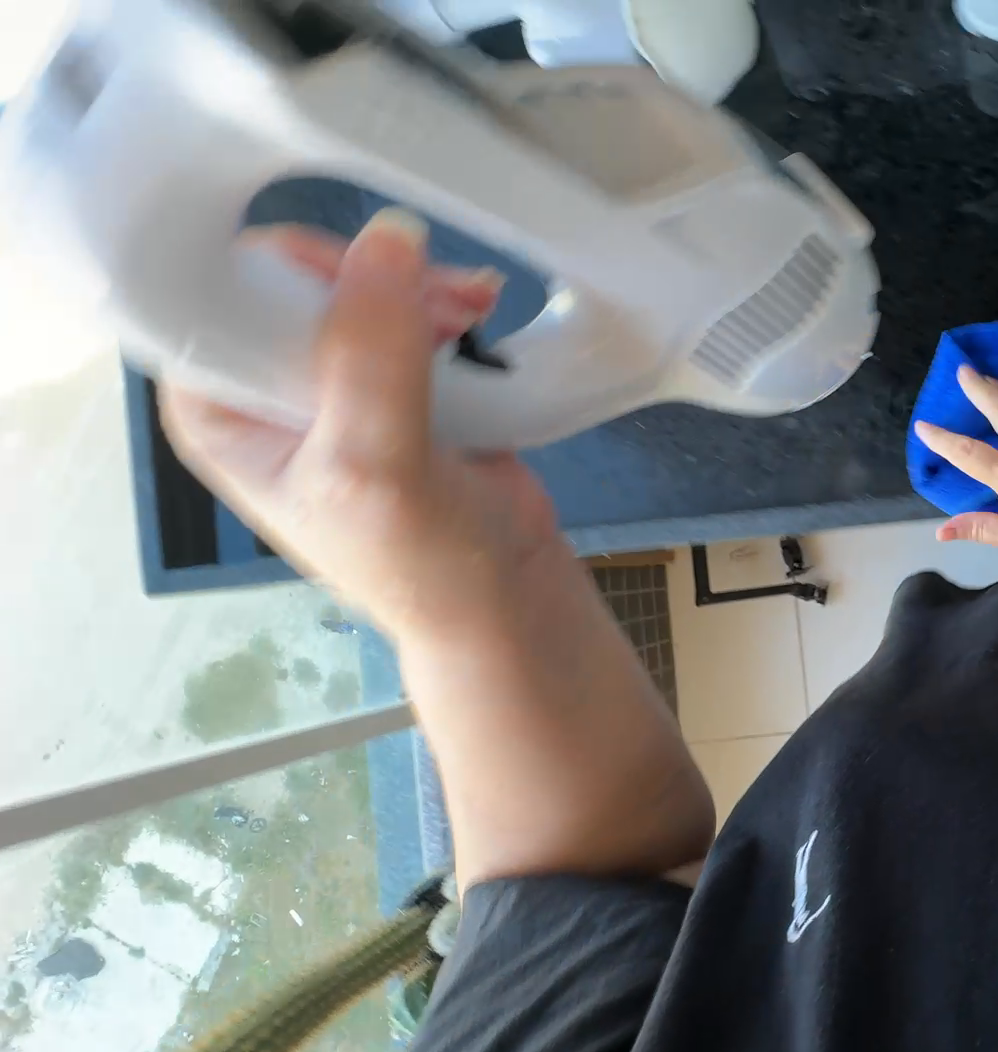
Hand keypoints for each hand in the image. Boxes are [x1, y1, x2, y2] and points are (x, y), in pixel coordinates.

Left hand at [160, 210, 565, 641]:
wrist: (506, 596)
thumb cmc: (422, 558)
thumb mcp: (376, 465)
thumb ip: (373, 357)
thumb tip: (393, 235)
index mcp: (222, 405)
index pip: (218, 292)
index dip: (293, 273)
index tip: (373, 284)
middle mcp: (274, 387)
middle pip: (303, 284)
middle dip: (376, 280)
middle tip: (445, 301)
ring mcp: (349, 387)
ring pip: (368, 295)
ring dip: (424, 290)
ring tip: (477, 306)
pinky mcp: (415, 390)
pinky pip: (419, 322)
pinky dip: (453, 308)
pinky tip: (485, 312)